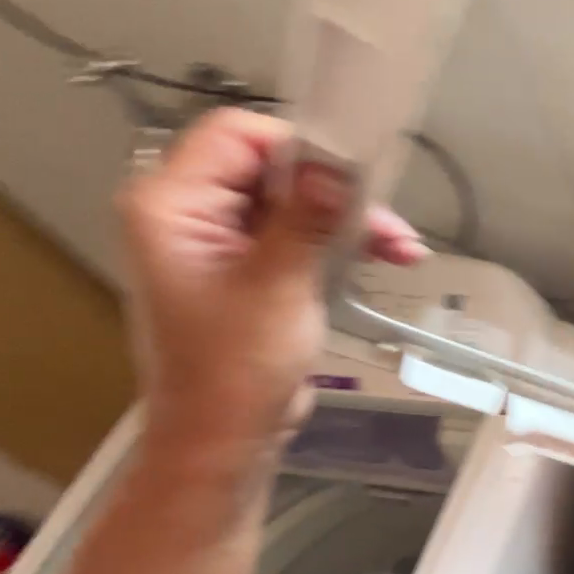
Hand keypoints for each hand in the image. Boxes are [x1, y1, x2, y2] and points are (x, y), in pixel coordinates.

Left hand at [117, 108, 427, 457]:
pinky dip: (339, 245)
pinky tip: (384, 258)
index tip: (358, 176)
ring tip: (402, 249)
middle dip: (337, 194)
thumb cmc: (238, 366)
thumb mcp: (276, 287)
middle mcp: (191, 214)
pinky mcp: (252, 271)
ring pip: (294, 206)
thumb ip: (303, 220)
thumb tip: (336, 165)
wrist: (228, 435)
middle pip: (271, 172)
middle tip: (393, 227)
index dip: (299, 148)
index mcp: (171, 206)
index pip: (235, 137)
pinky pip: (298, 238)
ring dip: (348, 223)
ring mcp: (222, 244)